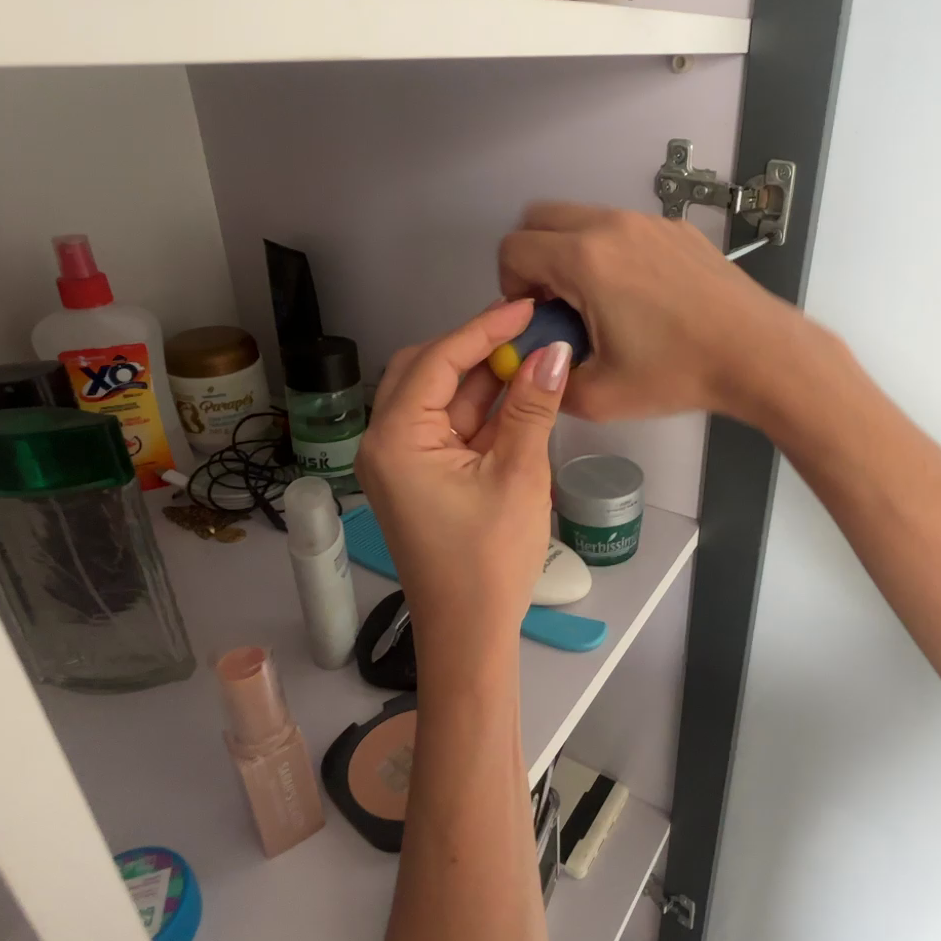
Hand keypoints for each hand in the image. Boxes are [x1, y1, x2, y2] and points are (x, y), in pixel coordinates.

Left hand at [356, 300, 572, 684]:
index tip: (525, 306)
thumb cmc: (488, 563)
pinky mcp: (422, 477)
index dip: (482, 329)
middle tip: (528, 330)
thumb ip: (532, 408)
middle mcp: (387, 444)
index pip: (435, 361)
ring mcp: (403, 462)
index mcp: (395, 441)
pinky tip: (520, 394)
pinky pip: (450, 427)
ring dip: (484, 379)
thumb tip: (554, 353)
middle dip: (477, 349)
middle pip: (427, 371)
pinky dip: (483, 411)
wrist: (470, 634)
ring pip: (441, 398)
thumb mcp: (518, 477)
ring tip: (533, 355)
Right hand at [498, 203, 813, 421]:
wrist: (757, 354)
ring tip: (596, 303)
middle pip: (539, 218)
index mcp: (585, 260)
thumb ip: (551, 384)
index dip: (509, 285)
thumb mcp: (601, 397)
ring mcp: (649, 222)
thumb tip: (540, 368)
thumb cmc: (680, 373)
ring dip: (570, 252)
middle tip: (554, 303)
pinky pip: (623, 228)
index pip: (514, 249)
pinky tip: (638, 298)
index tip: (534, 317)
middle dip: (532, 258)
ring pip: (583, 218)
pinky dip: (610, 252)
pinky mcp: (677, 230)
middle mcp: (612, 227)